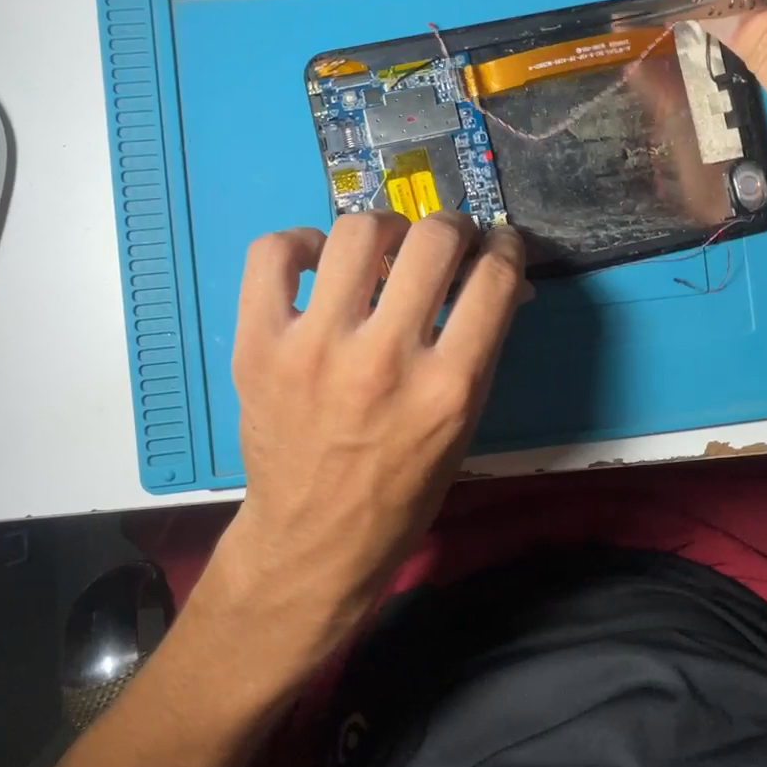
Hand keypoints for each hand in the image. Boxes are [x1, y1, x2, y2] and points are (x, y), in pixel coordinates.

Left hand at [218, 211, 526, 639]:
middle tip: (446, 242)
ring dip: (385, 228)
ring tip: (385, 248)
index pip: (495, 279)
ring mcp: (315, 349)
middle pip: (432, 239)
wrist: (314, 540)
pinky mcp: (259, 345)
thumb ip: (481, 349)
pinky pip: (274, 253)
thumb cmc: (403, 491)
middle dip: (452, 227)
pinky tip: (320, 262)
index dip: (507, 246)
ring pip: (358, 231)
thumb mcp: (463, 427)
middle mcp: (385, 360)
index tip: (498, 245)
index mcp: (449, 388)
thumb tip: (500, 279)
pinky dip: (302, 242)